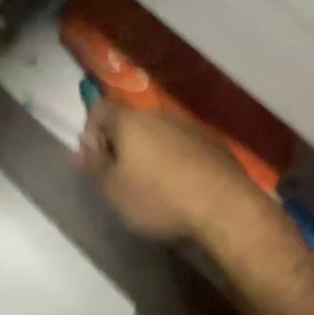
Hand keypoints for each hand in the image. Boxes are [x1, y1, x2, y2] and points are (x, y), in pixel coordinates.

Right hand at [79, 98, 262, 241]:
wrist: (225, 207)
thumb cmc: (159, 197)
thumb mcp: (114, 190)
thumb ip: (96, 164)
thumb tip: (88, 145)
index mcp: (130, 119)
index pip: (99, 108)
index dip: (90, 131)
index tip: (94, 161)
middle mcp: (159, 114)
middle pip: (131, 121)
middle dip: (122, 144)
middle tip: (121, 176)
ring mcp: (190, 126)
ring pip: (160, 133)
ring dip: (151, 152)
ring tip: (155, 185)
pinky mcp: (214, 143)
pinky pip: (185, 146)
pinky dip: (177, 161)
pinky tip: (183, 188)